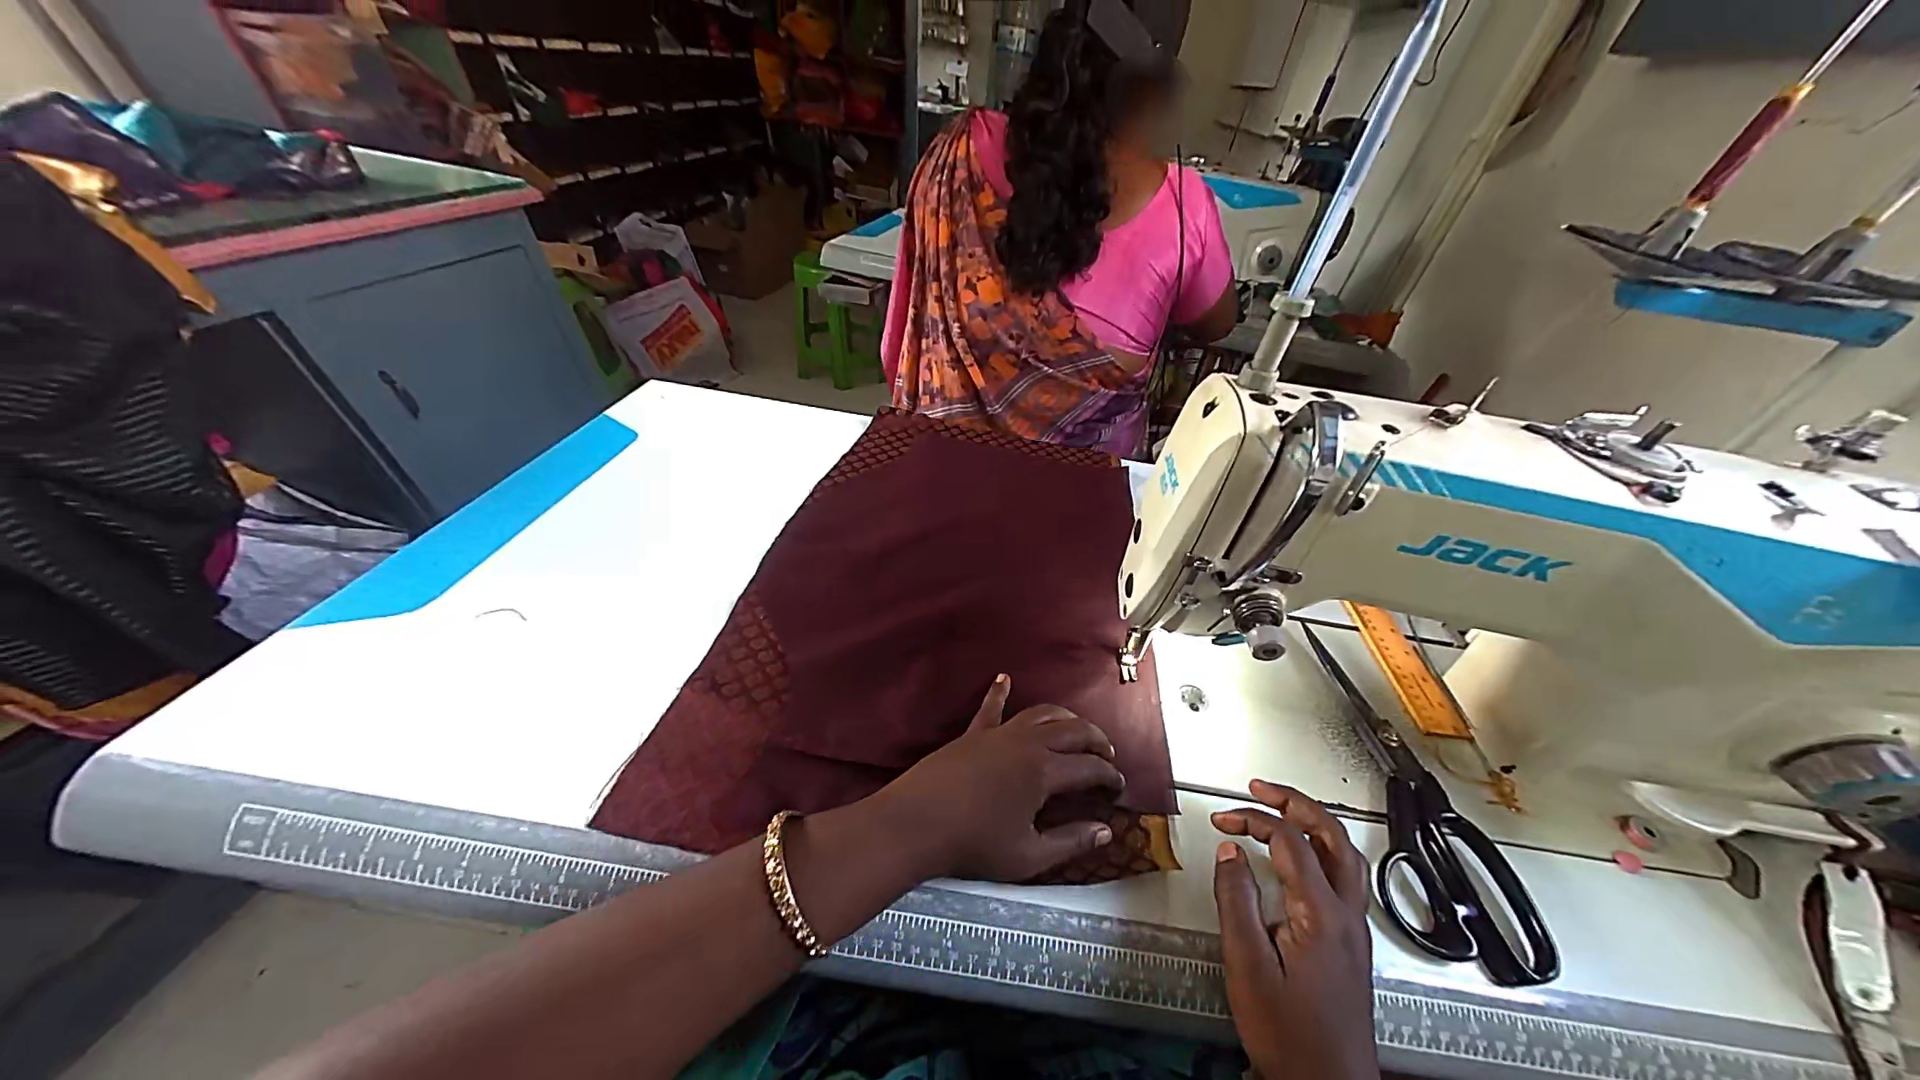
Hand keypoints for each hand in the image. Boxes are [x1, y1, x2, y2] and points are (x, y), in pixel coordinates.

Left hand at [874, 674, 1124, 881]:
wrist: (916, 823)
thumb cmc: (973, 844)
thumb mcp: (1029, 856)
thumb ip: (1071, 842)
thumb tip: (1106, 831)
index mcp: (1044, 772)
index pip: (1089, 768)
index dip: (1109, 776)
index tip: (1118, 786)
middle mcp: (1027, 743)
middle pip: (1072, 731)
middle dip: (1096, 740)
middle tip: (1107, 754)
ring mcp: (998, 734)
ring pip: (1040, 713)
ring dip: (1065, 717)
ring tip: (1077, 726)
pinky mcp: (972, 734)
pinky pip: (991, 707)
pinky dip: (1000, 692)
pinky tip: (1004, 678)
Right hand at [1212, 780, 1377, 1079]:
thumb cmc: (1288, 1035)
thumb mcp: (1247, 964)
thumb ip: (1236, 900)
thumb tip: (1231, 852)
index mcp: (1321, 914)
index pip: (1290, 842)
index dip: (1253, 819)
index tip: (1224, 819)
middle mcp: (1346, 916)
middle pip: (1331, 836)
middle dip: (1295, 802)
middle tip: (1262, 787)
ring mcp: (1354, 929)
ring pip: (1345, 854)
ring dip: (1313, 821)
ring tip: (1282, 806)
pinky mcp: (1351, 942)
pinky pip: (1343, 875)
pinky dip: (1320, 847)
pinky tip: (1302, 854)